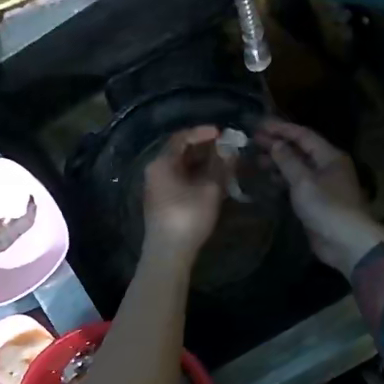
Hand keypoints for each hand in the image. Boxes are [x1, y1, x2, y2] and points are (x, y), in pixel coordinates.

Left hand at [142, 125, 226, 262]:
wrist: (168, 251)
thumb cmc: (188, 215)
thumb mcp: (210, 188)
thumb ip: (220, 165)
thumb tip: (228, 148)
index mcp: (161, 163)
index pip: (181, 138)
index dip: (202, 133)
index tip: (223, 133)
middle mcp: (155, 172)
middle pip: (180, 152)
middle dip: (206, 149)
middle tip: (229, 149)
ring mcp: (157, 187)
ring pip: (182, 168)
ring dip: (204, 164)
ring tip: (227, 164)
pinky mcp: (163, 201)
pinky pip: (180, 180)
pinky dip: (197, 176)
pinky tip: (215, 180)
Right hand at [254, 119, 383, 273]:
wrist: (344, 240)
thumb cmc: (326, 206)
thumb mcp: (303, 181)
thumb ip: (288, 160)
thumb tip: (275, 144)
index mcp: (329, 156)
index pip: (303, 135)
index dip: (281, 128)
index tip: (259, 124)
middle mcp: (327, 166)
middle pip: (299, 149)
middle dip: (276, 144)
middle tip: (251, 140)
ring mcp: (321, 183)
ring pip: (296, 166)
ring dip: (277, 161)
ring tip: (255, 159)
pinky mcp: (314, 199)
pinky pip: (295, 182)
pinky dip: (281, 178)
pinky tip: (267, 178)